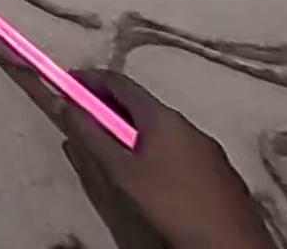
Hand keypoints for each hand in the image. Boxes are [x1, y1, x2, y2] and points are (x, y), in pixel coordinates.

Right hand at [0, 21, 274, 248]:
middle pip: (138, 103)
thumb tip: (63, 105)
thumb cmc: (173, 207)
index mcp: (163, 117)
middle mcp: (188, 126)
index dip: (87, 79)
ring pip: (159, 127)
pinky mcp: (223, 175)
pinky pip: (179, 148)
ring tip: (114, 151)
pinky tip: (151, 176)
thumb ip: (88, 134)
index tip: (65, 85)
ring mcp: (210, 151)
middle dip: (107, 106)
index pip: (117, 81)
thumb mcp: (120, 171)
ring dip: (131, 129)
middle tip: (84, 119)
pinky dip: (156, 149)